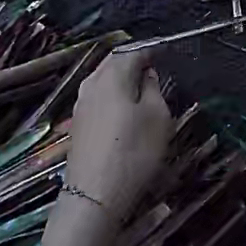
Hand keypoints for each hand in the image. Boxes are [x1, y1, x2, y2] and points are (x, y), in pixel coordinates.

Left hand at [63, 49, 173, 223]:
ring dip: (121, 77)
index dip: (151, 50)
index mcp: (113, 76)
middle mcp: (92, 83)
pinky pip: (98, 97)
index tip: (166, 52)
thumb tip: (147, 75)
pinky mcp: (78, 123)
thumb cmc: (134, 152)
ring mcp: (81, 104)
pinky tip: (123, 107)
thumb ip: (153, 89)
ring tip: (141, 85)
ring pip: (103, 79)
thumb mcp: (158, 117)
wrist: (95, 195)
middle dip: (133, 60)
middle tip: (153, 65)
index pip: (133, 51)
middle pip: (113, 61)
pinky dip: (112, 94)